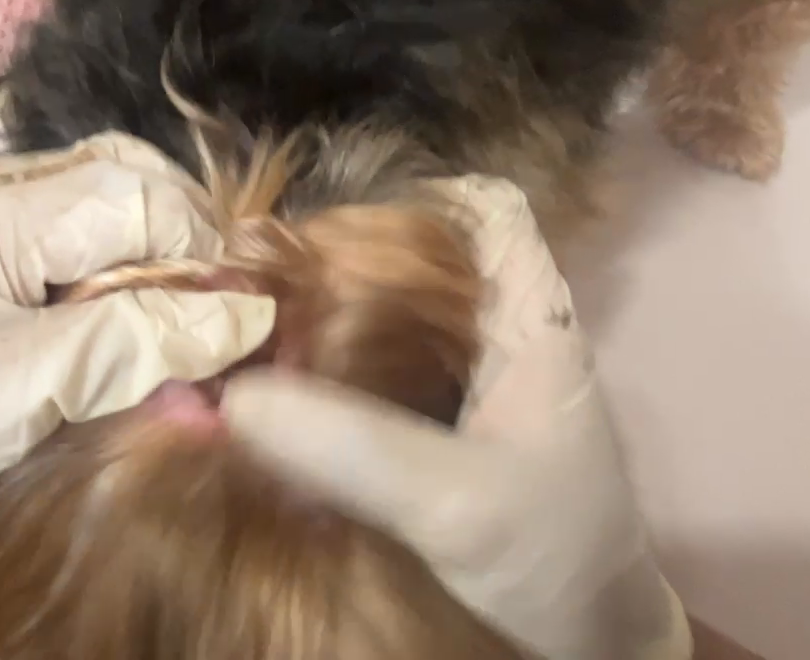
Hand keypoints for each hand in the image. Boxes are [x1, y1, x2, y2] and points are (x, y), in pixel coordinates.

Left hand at [0, 132, 274, 564]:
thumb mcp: (24, 386)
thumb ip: (135, 342)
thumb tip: (242, 317)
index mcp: (10, 205)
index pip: (146, 195)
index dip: (199, 254)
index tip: (223, 323)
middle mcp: (2, 171)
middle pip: (131, 169)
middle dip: (180, 237)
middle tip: (193, 312)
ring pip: (104, 177)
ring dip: (146, 235)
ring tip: (153, 303)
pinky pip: (66, 196)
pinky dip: (106, 232)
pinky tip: (102, 281)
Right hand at [222, 177, 690, 659]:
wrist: (579, 647)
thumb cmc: (554, 560)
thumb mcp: (461, 504)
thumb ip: (354, 447)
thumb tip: (229, 397)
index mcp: (527, 320)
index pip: (485, 208)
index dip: (408, 195)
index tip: (324, 228)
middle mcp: (486, 330)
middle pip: (407, 251)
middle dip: (328, 258)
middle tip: (252, 280)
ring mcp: (452, 375)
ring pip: (373, 307)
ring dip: (306, 314)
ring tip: (239, 326)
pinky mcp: (419, 417)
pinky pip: (353, 367)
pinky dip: (304, 367)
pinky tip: (258, 382)